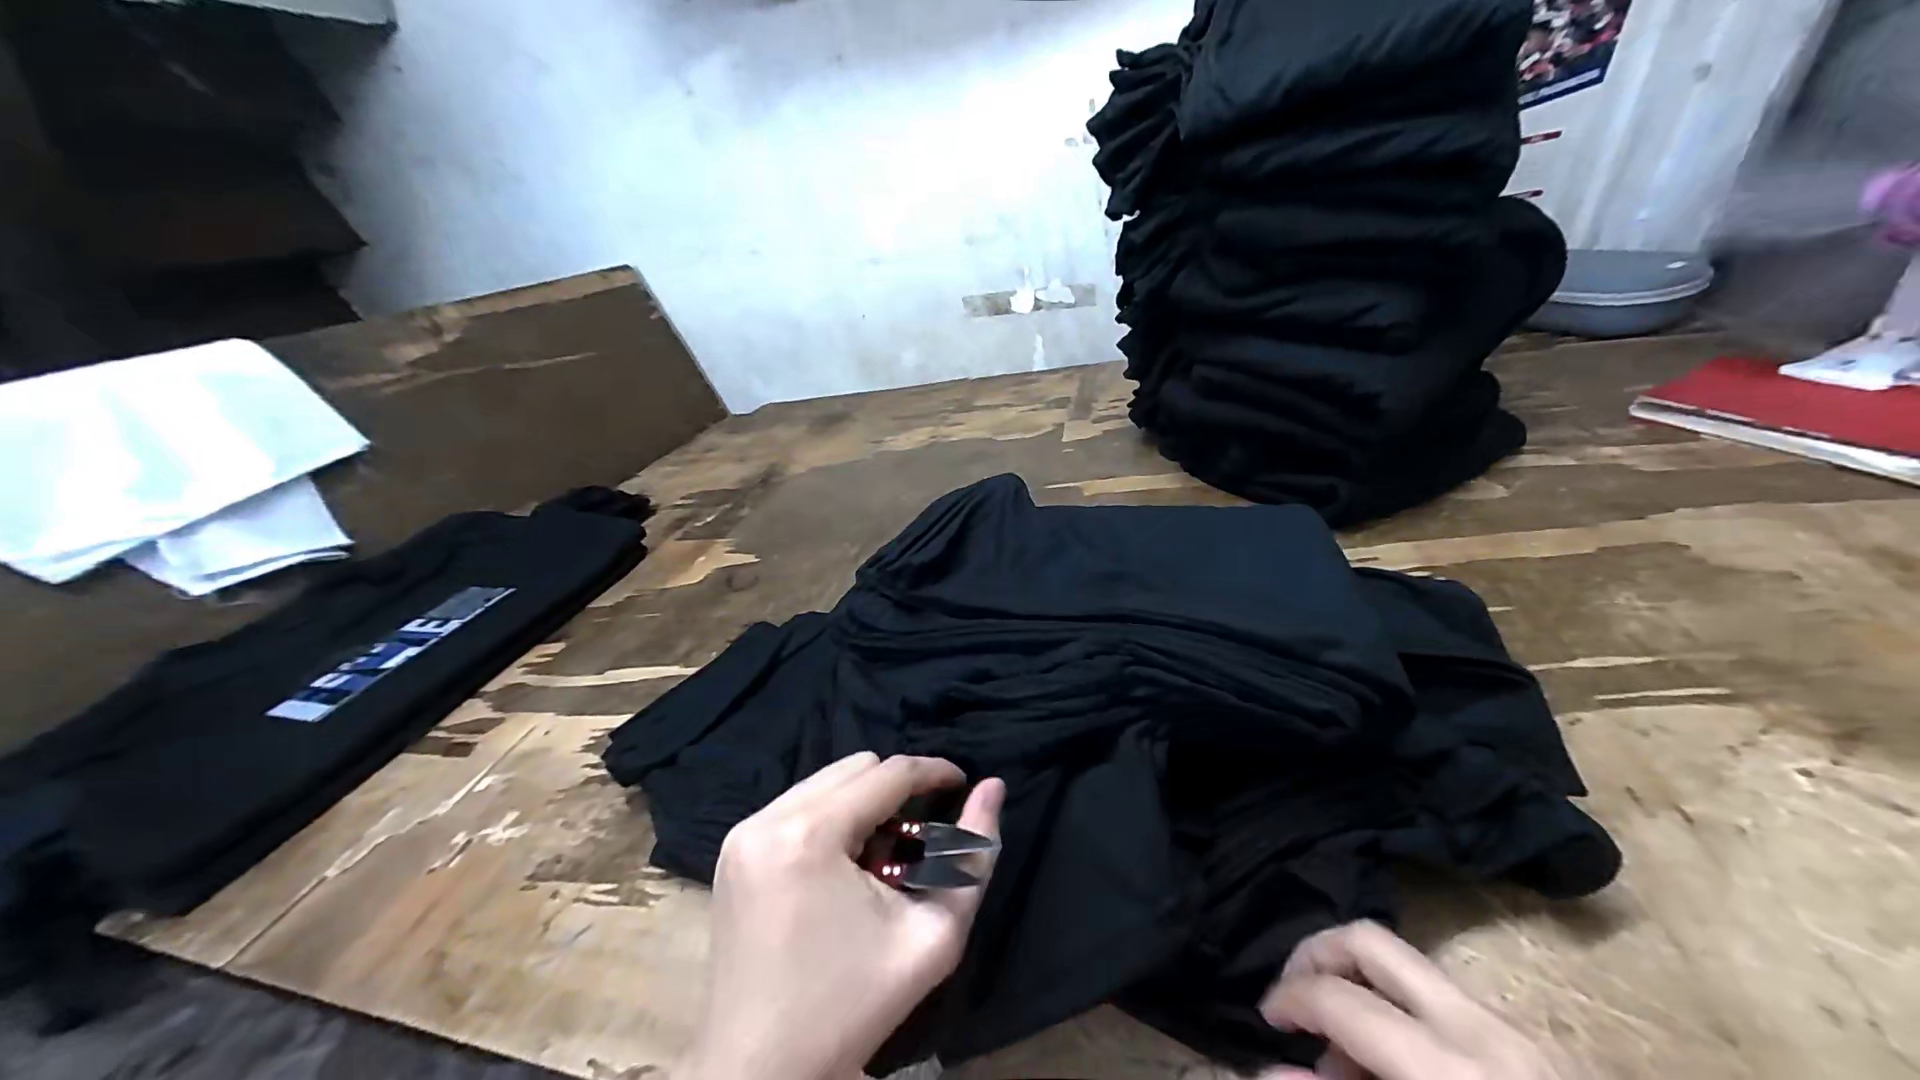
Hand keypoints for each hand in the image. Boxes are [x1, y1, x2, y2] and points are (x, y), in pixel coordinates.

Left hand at [679, 752, 1004, 1079]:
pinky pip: (797, 806)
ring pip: (824, 782)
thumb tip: (993, 788)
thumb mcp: (933, 934)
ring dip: (864, 803)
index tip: (964, 783)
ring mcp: (743, 832)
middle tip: (921, 835)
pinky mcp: (733, 850)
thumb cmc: (853, 1007)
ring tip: (883, 855)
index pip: (889, 773)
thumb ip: (972, 855)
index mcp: (810, 834)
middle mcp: (768, 818)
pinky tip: (844, 867)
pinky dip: (832, 818)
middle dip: (897, 789)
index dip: (935, 772)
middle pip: (854, 767)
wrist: (760, 1071)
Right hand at [1260, 921, 1563, 1079]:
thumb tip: (1271, 1070)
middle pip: (1370, 941)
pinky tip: (1396, 1070)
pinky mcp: (1531, 1043)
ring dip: (1357, 990)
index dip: (1288, 997)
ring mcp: (1513, 1031)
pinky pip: (1440, 1000)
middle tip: (1293, 999)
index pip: (1340, 998)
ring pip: (1405, 967)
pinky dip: (1398, 1015)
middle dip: (1315, 955)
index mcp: (1451, 1067)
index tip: (1267, 1020)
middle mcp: (1482, 1029)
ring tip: (1347, 1058)